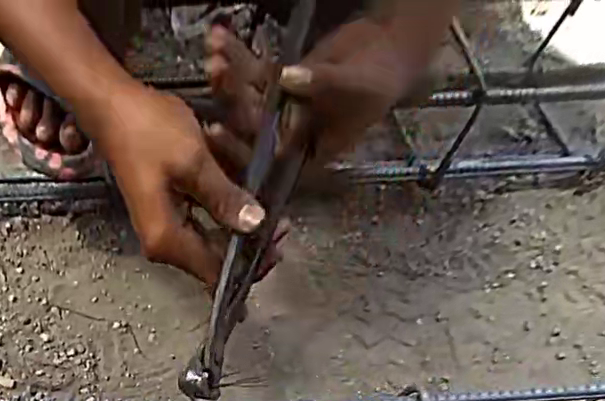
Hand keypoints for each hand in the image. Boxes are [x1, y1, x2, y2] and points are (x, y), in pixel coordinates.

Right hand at [91, 84, 266, 286]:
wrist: (111, 107)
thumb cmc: (147, 131)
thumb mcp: (193, 162)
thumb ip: (225, 197)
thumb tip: (255, 225)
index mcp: (167, 240)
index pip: (214, 273)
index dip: (247, 265)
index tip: (276, 249)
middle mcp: (163, 246)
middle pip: (212, 263)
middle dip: (247, 248)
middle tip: (281, 229)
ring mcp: (163, 231)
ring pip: (210, 244)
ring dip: (238, 233)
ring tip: (270, 217)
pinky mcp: (166, 215)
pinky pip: (202, 227)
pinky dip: (224, 218)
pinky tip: (244, 205)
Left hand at [204, 17, 429, 168]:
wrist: (388, 52)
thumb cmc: (380, 81)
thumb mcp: (355, 88)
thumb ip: (320, 85)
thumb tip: (287, 78)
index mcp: (301, 157)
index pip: (264, 159)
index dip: (239, 148)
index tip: (218, 131)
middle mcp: (285, 140)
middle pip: (249, 126)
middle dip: (231, 100)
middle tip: (216, 73)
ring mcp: (278, 112)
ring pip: (245, 98)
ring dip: (229, 76)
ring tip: (216, 50)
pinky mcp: (276, 84)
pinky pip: (252, 73)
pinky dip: (237, 56)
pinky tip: (221, 38)